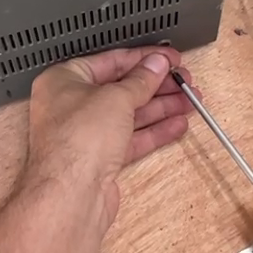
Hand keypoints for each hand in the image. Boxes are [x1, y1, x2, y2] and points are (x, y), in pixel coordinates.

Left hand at [20, 47, 192, 229]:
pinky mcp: (100, 159)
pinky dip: (155, 131)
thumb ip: (141, 80)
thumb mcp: (116, 97)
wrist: (70, 195)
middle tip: (183, 80)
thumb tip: (155, 64)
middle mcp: (70, 106)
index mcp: (63, 80)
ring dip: (161, 107)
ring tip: (189, 100)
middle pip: (121, 88)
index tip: (166, 58)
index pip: (109, 61)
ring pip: (130, 115)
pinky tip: (177, 124)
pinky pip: (131, 139)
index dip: (142, 58)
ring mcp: (86, 134)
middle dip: (156, 85)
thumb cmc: (75, 142)